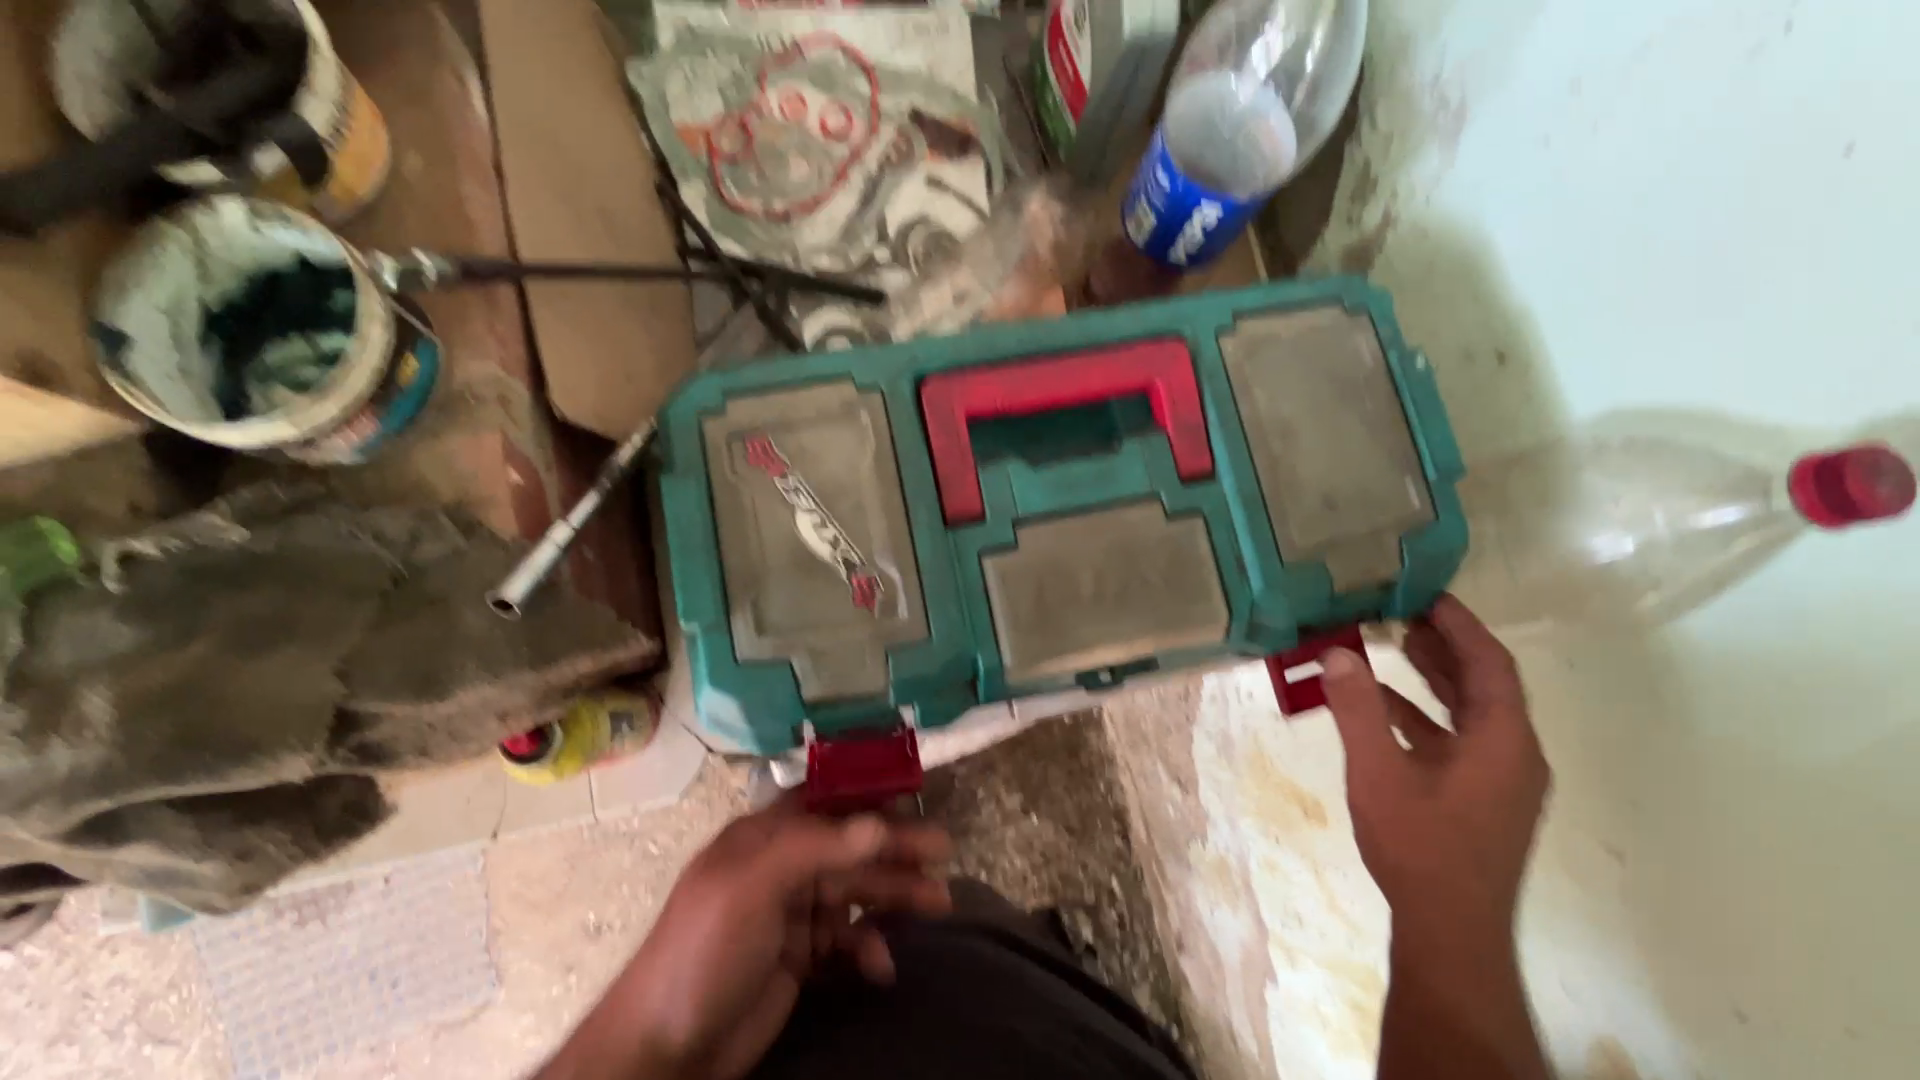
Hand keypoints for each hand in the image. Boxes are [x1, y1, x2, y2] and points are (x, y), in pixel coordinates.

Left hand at [540, 798, 952, 1079]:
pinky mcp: (801, 960)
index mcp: (762, 838)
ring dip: (895, 897)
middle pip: (849, 850)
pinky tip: (881, 966)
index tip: (916, 796)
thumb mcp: (752, 887)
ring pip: (855, 895)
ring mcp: (792, 915)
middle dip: (895, 851)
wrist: (666, 1047)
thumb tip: (878, 821)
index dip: (868, 798)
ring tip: (940, 904)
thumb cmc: (703, 950)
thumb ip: (814, 848)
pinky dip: (868, 950)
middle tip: (944, 853)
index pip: (824, 804)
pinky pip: (847, 943)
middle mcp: (781, 869)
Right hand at [1322, 595, 1550, 950]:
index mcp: (1504, 740)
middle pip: (1484, 683)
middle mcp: (1514, 753)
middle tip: (1401, 611)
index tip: (1426, 594)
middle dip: (1444, 646)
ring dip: (1434, 679)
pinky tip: (1382, 708)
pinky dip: (1424, 717)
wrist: (1451, 930)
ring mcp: (1501, 779)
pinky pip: (1458, 740)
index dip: (1460, 625)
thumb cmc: (1420, 847)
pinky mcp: (1483, 799)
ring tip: (1392, 645)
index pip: (1490, 663)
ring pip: (1470, 712)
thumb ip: (1357, 710)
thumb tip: (1336, 654)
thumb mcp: (1378, 772)